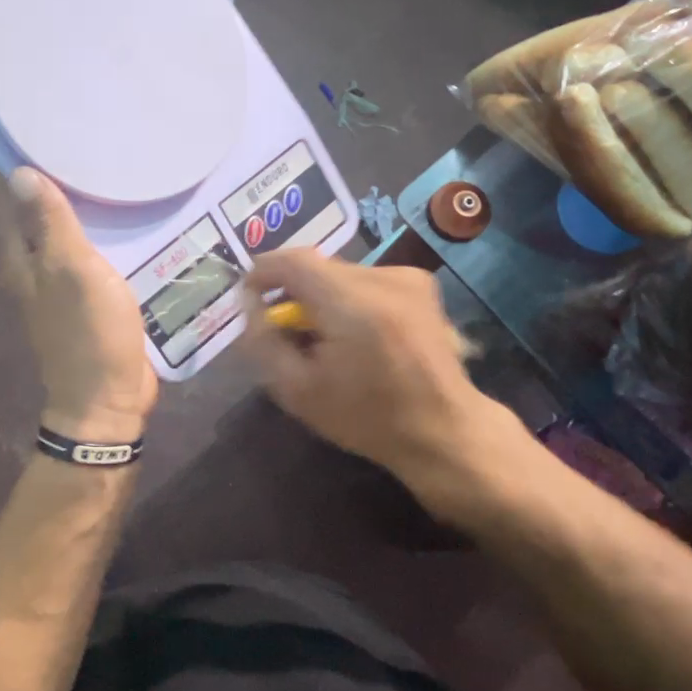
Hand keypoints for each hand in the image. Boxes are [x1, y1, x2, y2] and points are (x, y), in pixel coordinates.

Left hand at [0, 168, 158, 441]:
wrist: (110, 400)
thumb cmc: (89, 335)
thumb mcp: (72, 272)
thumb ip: (51, 224)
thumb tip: (18, 173)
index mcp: (21, 263)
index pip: (14, 203)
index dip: (29, 171)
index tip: (54, 134)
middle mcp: (36, 273)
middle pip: (45, 220)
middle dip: (67, 188)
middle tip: (98, 146)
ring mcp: (65, 290)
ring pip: (74, 240)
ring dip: (92, 215)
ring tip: (121, 175)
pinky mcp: (93, 303)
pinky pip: (98, 262)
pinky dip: (110, 242)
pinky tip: (135, 223)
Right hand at [239, 250, 529, 498]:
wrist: (442, 430)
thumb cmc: (366, 418)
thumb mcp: (298, 391)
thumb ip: (264, 342)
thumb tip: (250, 304)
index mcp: (353, 304)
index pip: (293, 260)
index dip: (262, 272)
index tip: (249, 297)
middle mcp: (384, 278)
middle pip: (318, 268)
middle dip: (293, 294)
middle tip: (284, 332)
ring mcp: (408, 278)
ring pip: (341, 275)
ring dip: (321, 299)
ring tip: (320, 340)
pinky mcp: (421, 285)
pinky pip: (366, 282)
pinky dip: (348, 301)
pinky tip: (353, 337)